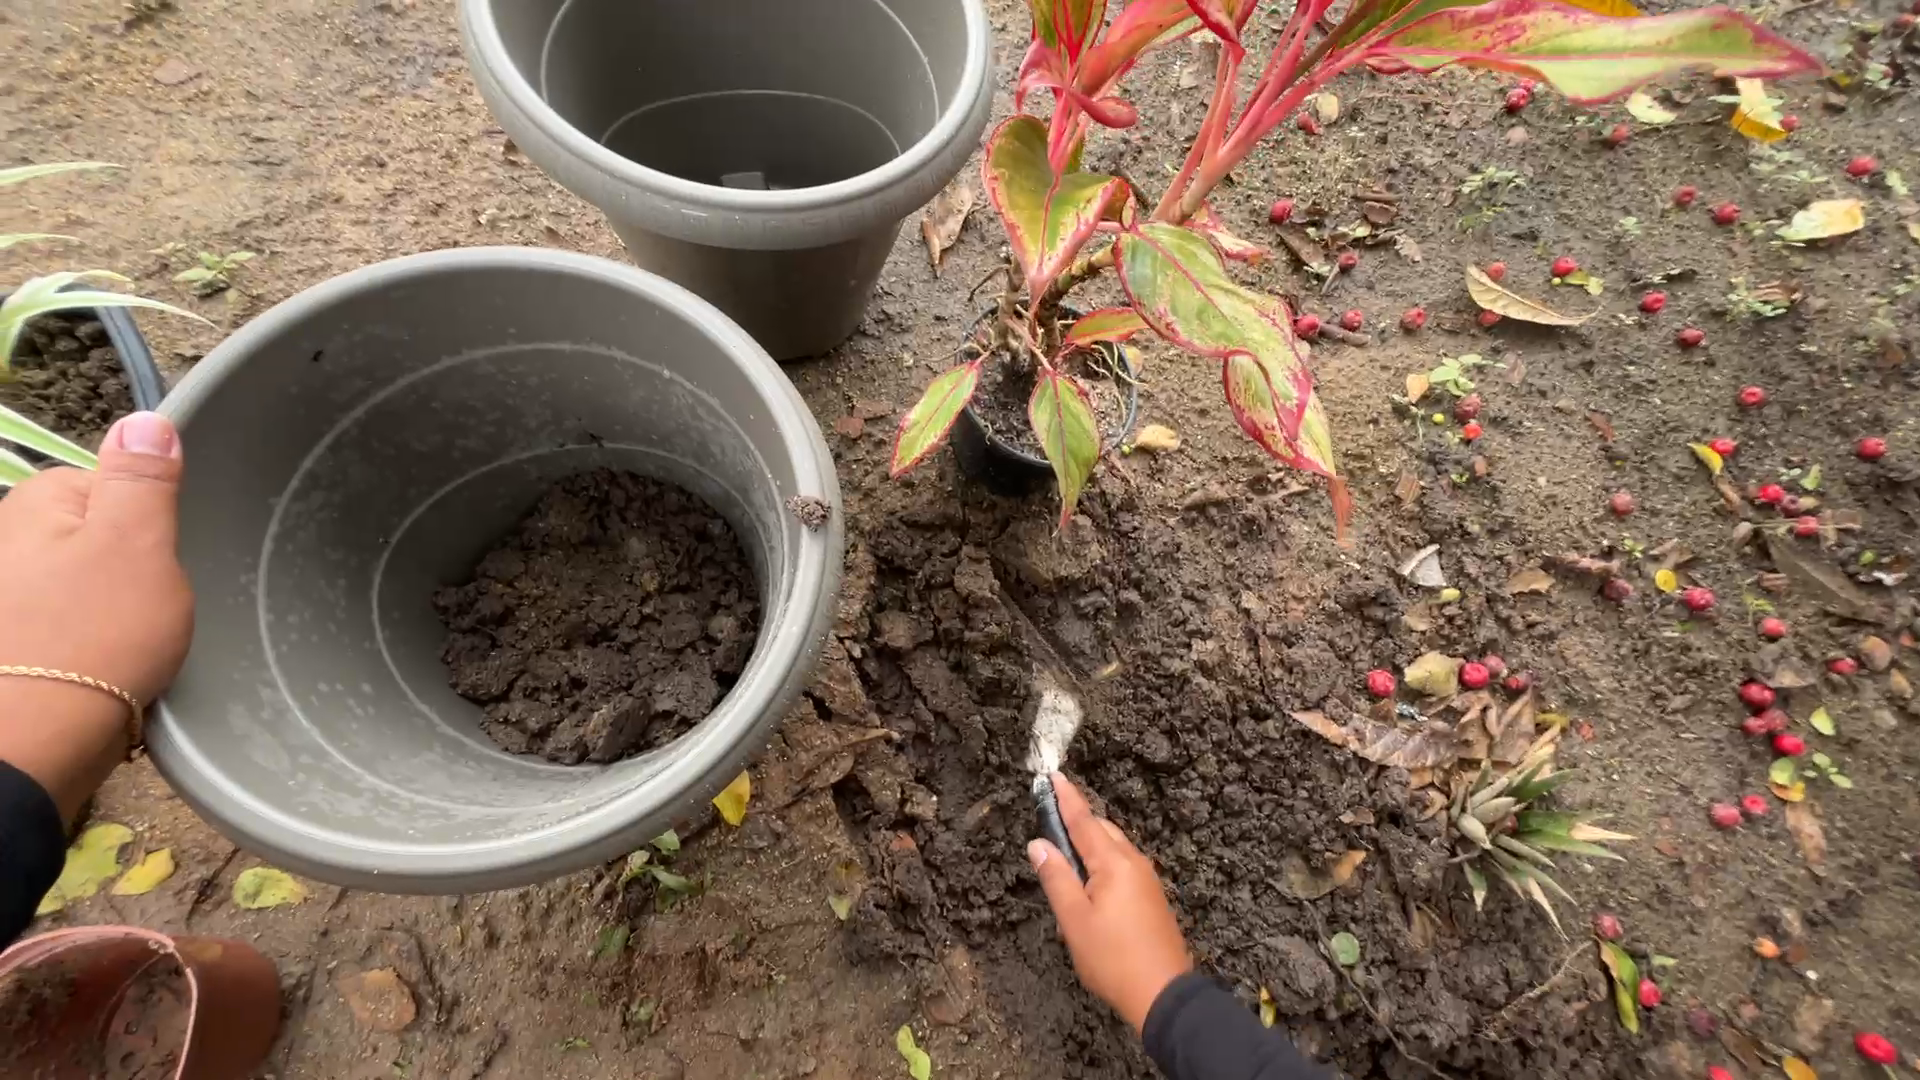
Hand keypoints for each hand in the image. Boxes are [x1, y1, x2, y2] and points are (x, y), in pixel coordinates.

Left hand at [0, 412, 191, 819]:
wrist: (38, 732)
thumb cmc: (96, 631)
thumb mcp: (137, 545)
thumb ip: (142, 481)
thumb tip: (145, 418)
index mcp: (30, 512)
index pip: (96, 478)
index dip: (142, 506)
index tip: (165, 544)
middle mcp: (3, 546)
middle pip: (85, 527)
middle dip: (127, 551)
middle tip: (156, 588)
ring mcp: (6, 596)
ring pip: (76, 573)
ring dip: (110, 591)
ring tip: (137, 624)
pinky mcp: (13, 638)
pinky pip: (65, 612)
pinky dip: (91, 624)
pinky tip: (109, 647)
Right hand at [1029, 772, 1192, 1033]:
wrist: (1165, 996)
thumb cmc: (1114, 959)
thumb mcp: (1074, 920)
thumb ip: (1056, 877)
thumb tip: (1038, 843)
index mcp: (1113, 862)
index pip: (1083, 819)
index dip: (1066, 797)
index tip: (1053, 774)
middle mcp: (1133, 862)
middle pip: (1101, 829)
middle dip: (1077, 820)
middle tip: (1052, 820)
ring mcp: (1146, 879)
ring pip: (1114, 847)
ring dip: (1090, 842)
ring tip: (1067, 855)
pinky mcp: (1152, 896)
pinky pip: (1123, 864)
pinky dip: (1103, 860)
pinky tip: (1092, 882)